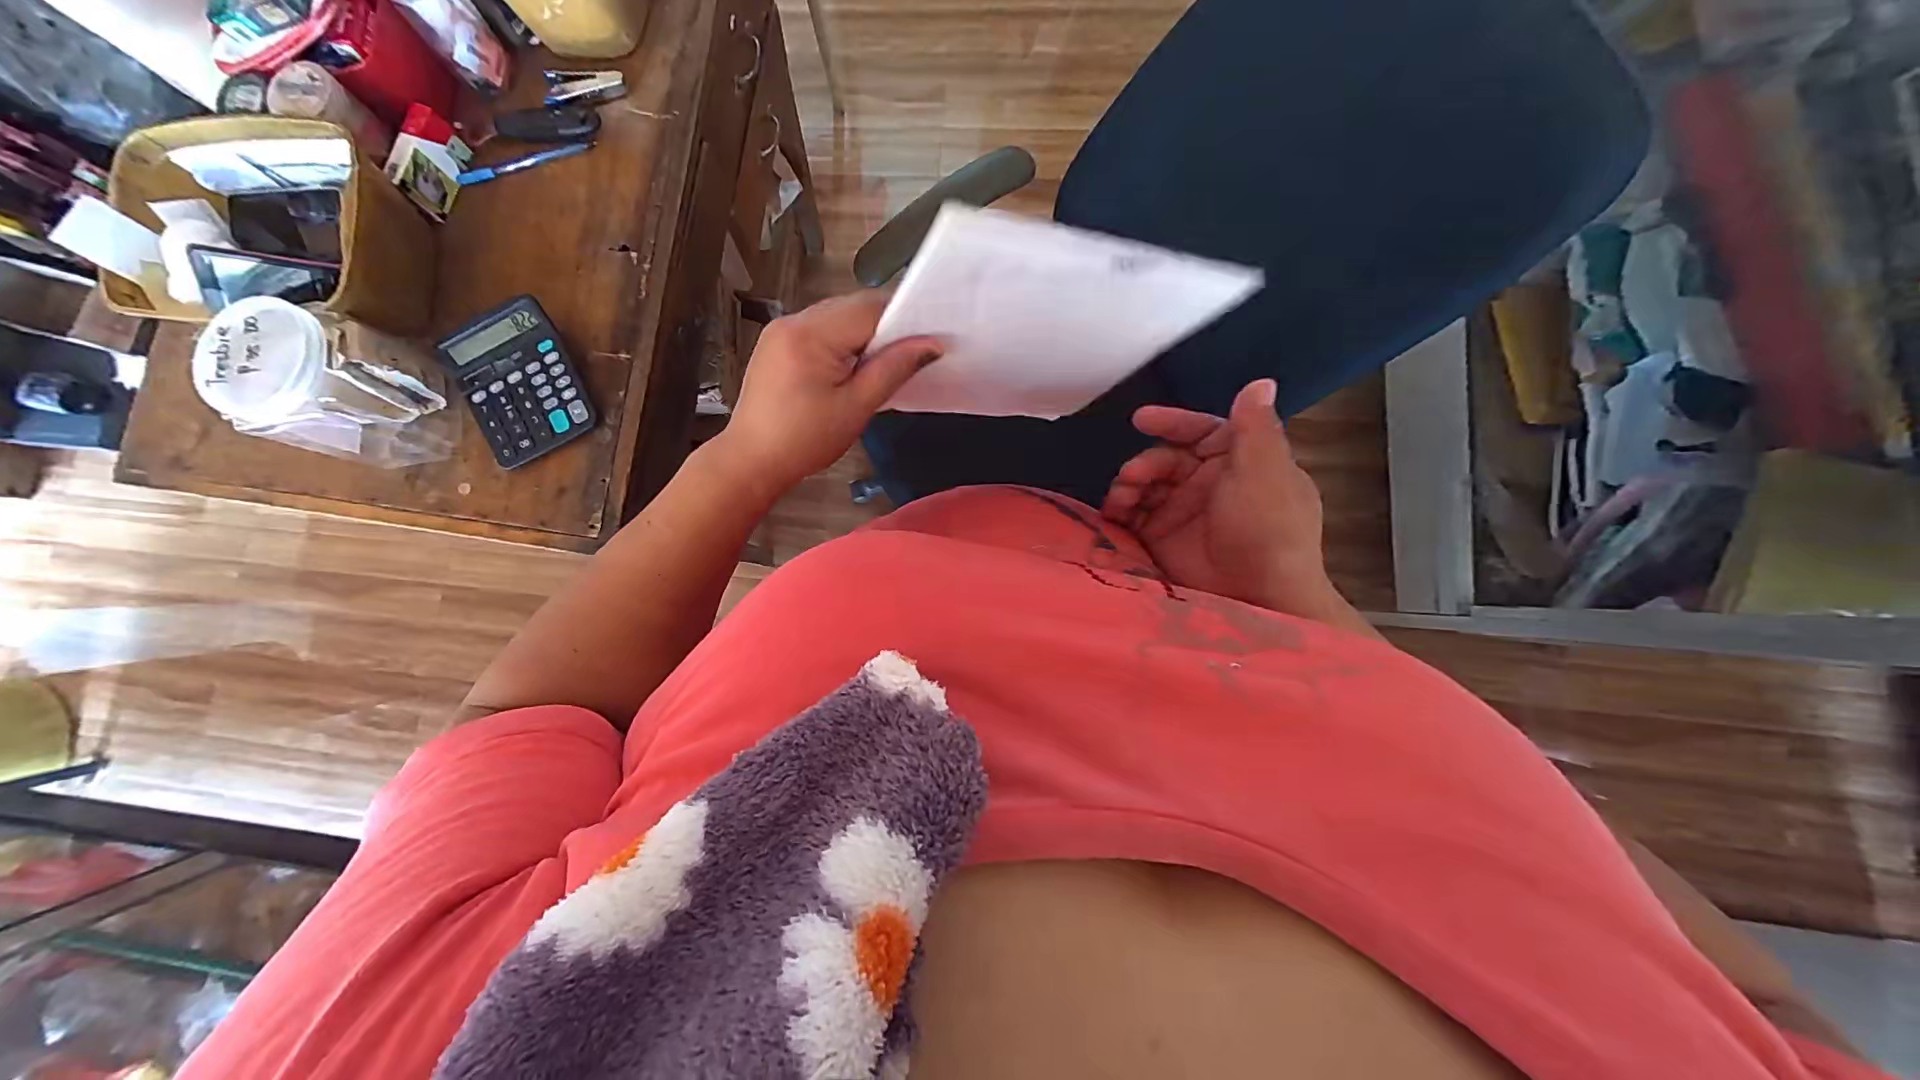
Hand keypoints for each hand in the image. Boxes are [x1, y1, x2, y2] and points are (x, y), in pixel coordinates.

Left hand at [716, 291, 941, 499]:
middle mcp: (793, 321)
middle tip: (909, 356)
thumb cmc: (802, 441)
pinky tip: (853, 368)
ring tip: (880, 366)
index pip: (870, 308)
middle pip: (853, 307)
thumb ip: (894, 369)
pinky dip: (843, 342)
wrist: (751, 461)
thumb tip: (930, 345)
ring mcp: (782, 329)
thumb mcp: (857, 407)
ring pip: (838, 316)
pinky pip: (821, 329)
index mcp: (810, 334)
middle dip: (884, 327)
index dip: (904, 320)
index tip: (928, 340)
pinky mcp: (778, 342)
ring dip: (864, 335)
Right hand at [1100, 379, 1340, 617]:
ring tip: (1118, 502)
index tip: (1142, 419)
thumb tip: (1261, 382)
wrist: (1259, 600)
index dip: (1173, 423)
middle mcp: (1210, 485)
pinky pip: (1134, 519)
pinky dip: (1119, 515)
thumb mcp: (1265, 474)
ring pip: (1146, 487)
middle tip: (1130, 479)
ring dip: (1127, 488)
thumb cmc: (1268, 533)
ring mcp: (1185, 514)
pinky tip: (1111, 517)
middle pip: (1166, 460)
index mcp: (1241, 462)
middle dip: (1144, 464)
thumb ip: (1256, 429)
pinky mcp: (1163, 541)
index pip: (1201, 432)